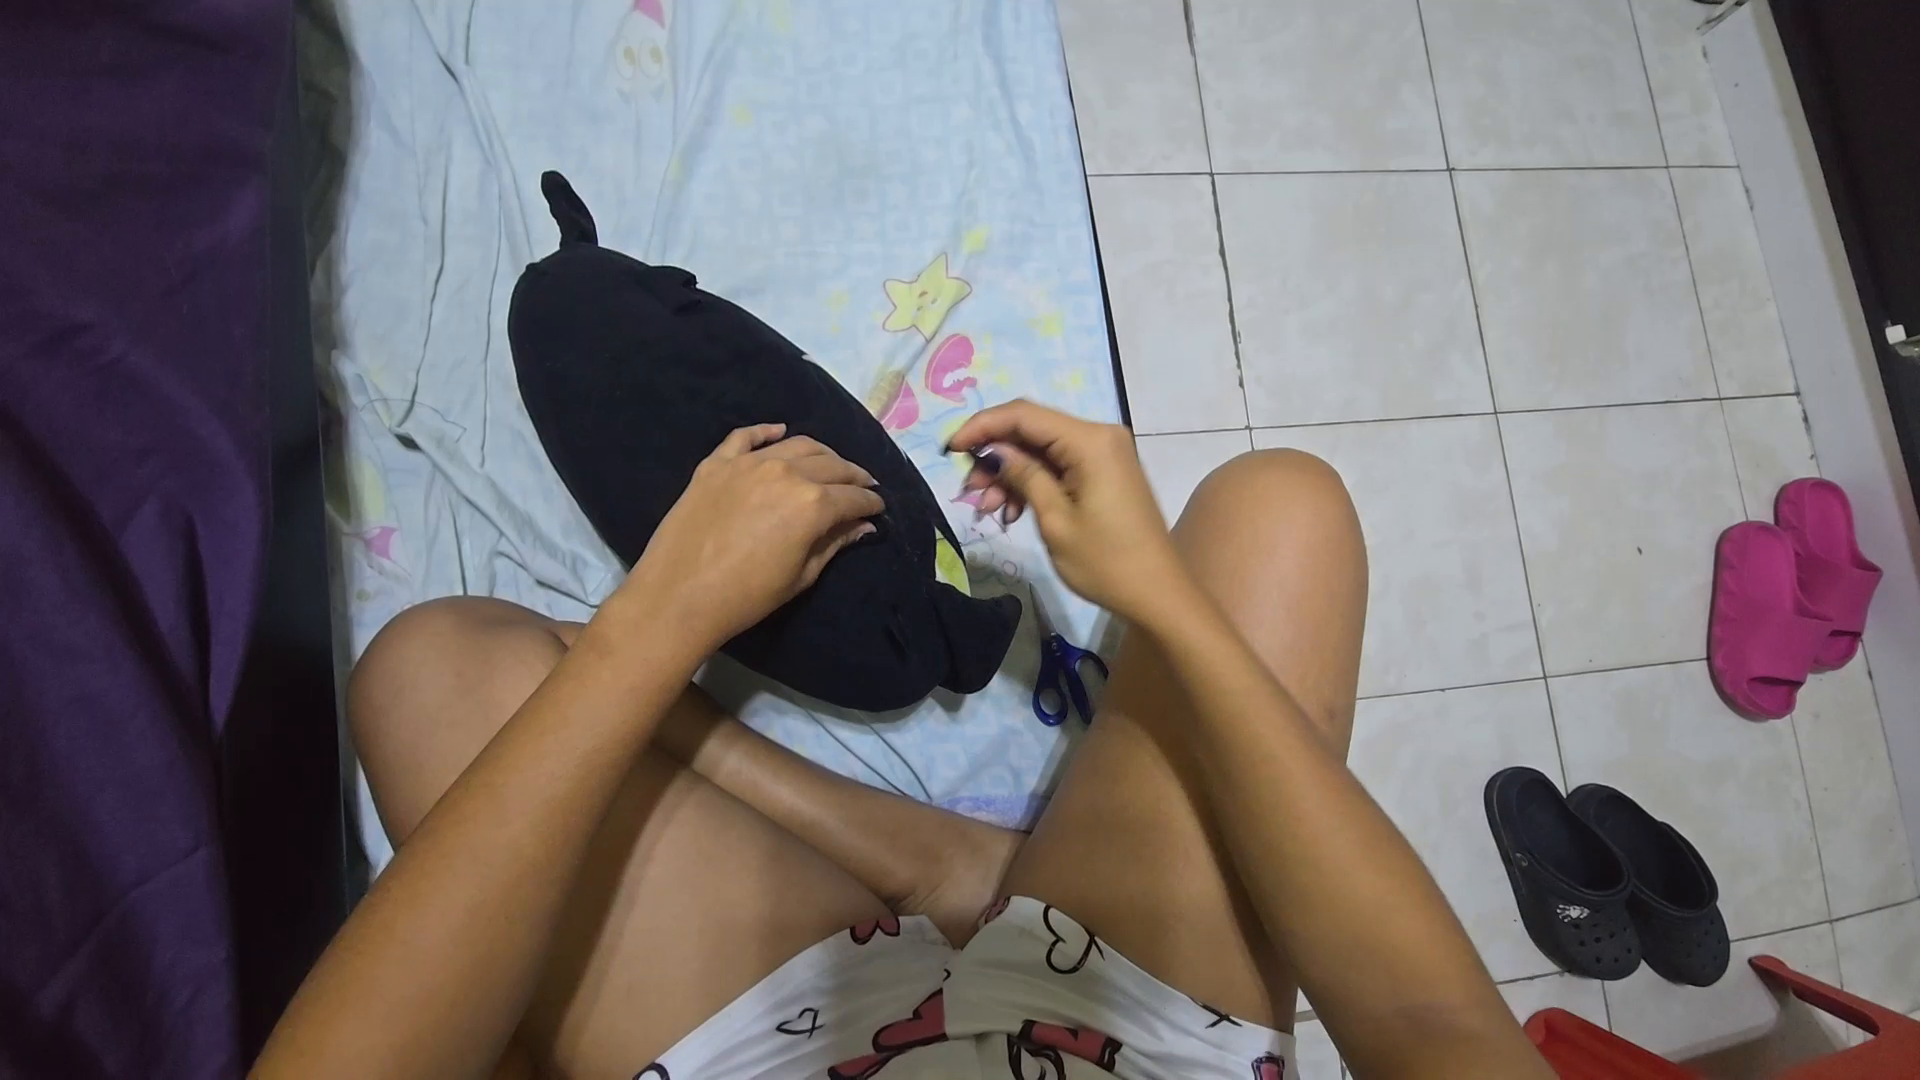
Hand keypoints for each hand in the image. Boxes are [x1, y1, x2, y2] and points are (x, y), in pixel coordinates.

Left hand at [619, 424, 883, 651]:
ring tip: (831, 464)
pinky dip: (767, 431)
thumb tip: (862, 525)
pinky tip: (780, 431)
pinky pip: (746, 437)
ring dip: (822, 453)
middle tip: (863, 485)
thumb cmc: (747, 596)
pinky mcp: (716, 464)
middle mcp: (787, 472)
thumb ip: (834, 542)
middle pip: (832, 465)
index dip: (871, 503)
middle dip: (854, 475)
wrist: (678, 596)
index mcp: (813, 504)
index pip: (854, 497)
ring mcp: (748, 463)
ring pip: (797, 445)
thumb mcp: (801, 575)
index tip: (878, 508)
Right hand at [947, 400, 1186, 623]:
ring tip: (989, 510)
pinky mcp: (1103, 472)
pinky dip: (1032, 483)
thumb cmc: (1106, 562)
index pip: (1023, 415)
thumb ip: (1022, 476)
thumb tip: (992, 451)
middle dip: (994, 456)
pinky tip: (1012, 513)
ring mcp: (1104, 453)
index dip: (982, 426)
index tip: (950, 450)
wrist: (1157, 593)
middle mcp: (1099, 436)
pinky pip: (1058, 465)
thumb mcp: (1055, 520)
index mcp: (1090, 441)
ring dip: (1009, 474)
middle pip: (1031, 429)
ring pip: (1040, 449)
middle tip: (969, 490)